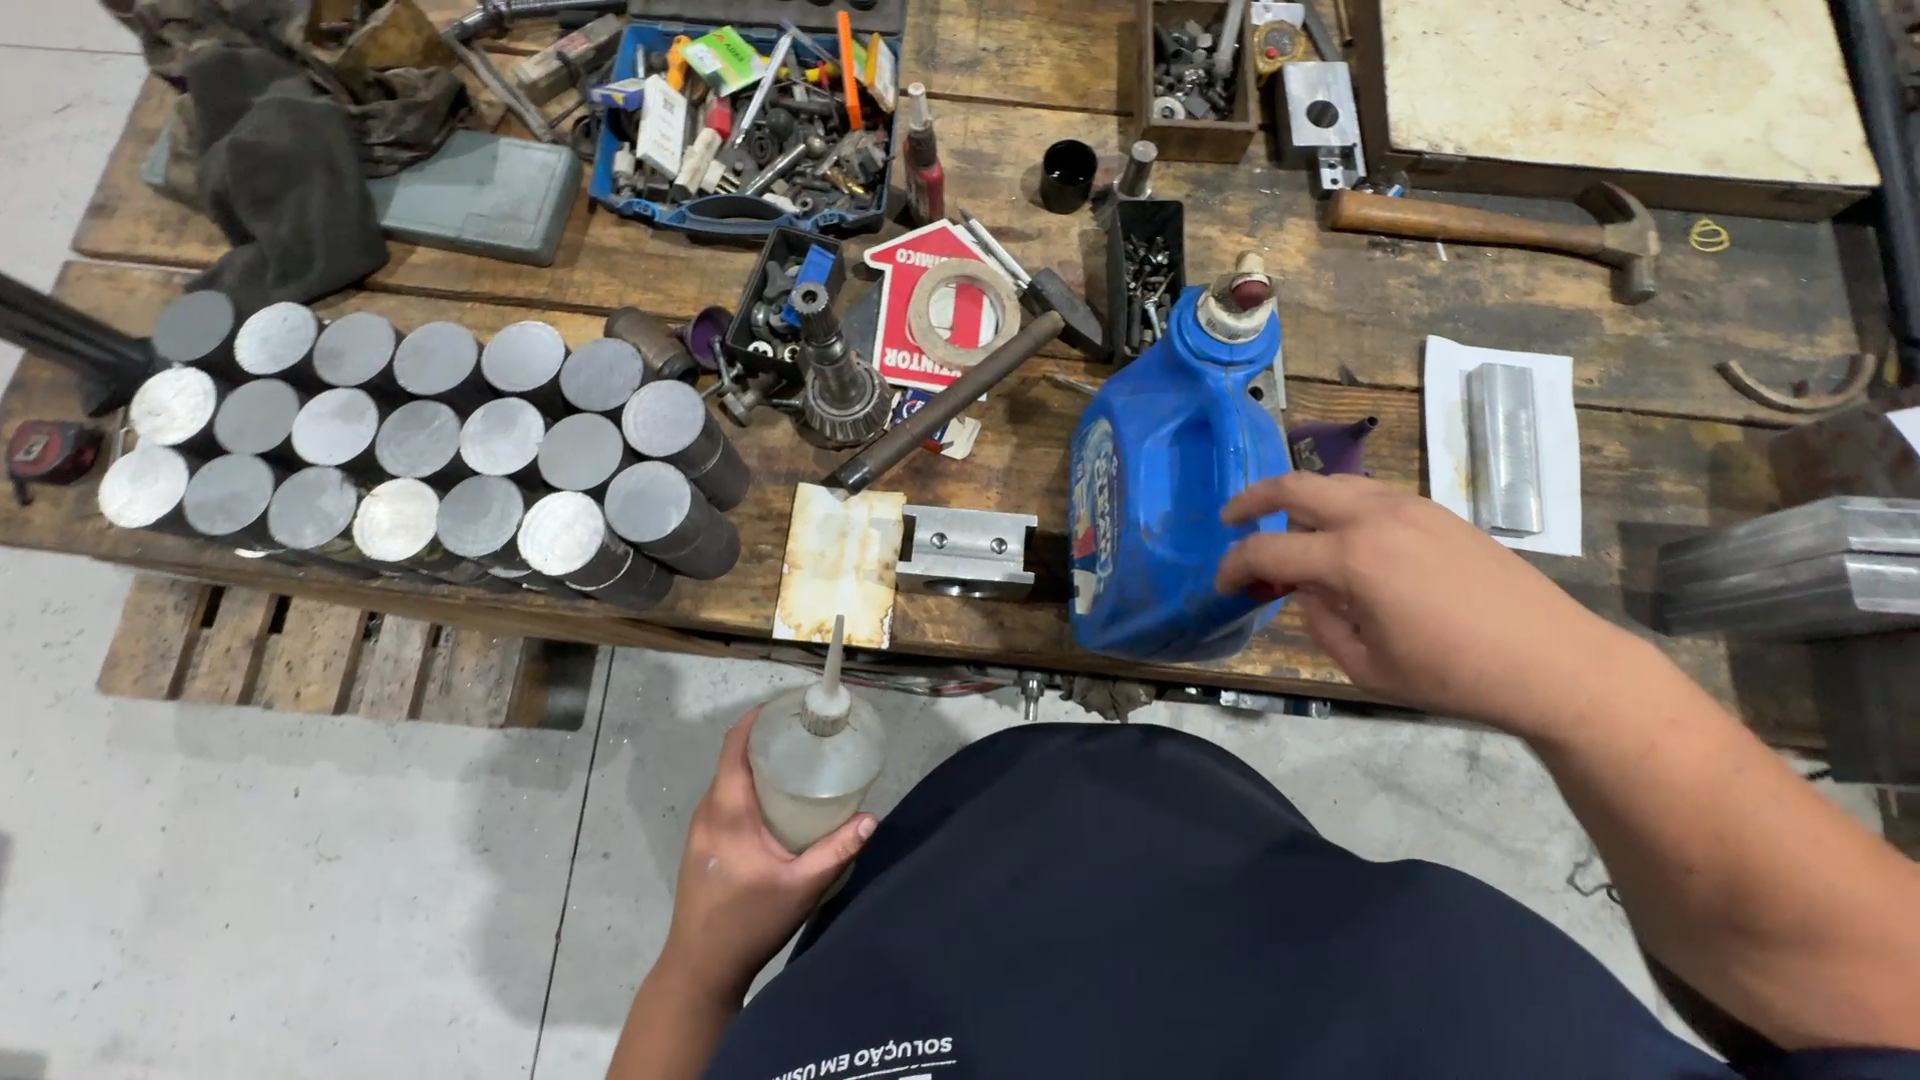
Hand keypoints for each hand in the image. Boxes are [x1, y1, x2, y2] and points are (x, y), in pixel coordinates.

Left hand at [659, 709, 875, 1000]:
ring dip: (755, 764)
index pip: (735, 747)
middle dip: (764, 739)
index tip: (786, 706)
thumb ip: (838, 850)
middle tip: (804, 734)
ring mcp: (699, 830)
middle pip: (732, 760)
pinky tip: (774, 801)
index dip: (756, 720)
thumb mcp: (803, 887)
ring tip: (794, 761)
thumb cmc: (749, 922)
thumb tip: (873, 818)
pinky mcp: (700, 846)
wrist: (700, 968)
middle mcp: (708, 813)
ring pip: (726, 781)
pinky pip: (723, 800)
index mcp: (728, 812)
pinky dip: (746, 786)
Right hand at [1215, 472, 1645, 733]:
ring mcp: (1411, 507)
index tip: (1221, 585)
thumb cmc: (1452, 676)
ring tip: (1285, 529)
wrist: (1552, 661)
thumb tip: (1305, 589)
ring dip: (1298, 499)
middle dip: (1251, 500)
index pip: (1267, 551)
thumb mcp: (1366, 666)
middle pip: (1293, 486)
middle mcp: (1375, 518)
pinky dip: (1338, 505)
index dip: (1233, 567)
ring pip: (1334, 482)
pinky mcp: (1437, 512)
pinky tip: (1342, 538)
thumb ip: (1320, 621)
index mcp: (1352, 560)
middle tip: (1230, 520)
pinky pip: (1370, 493)